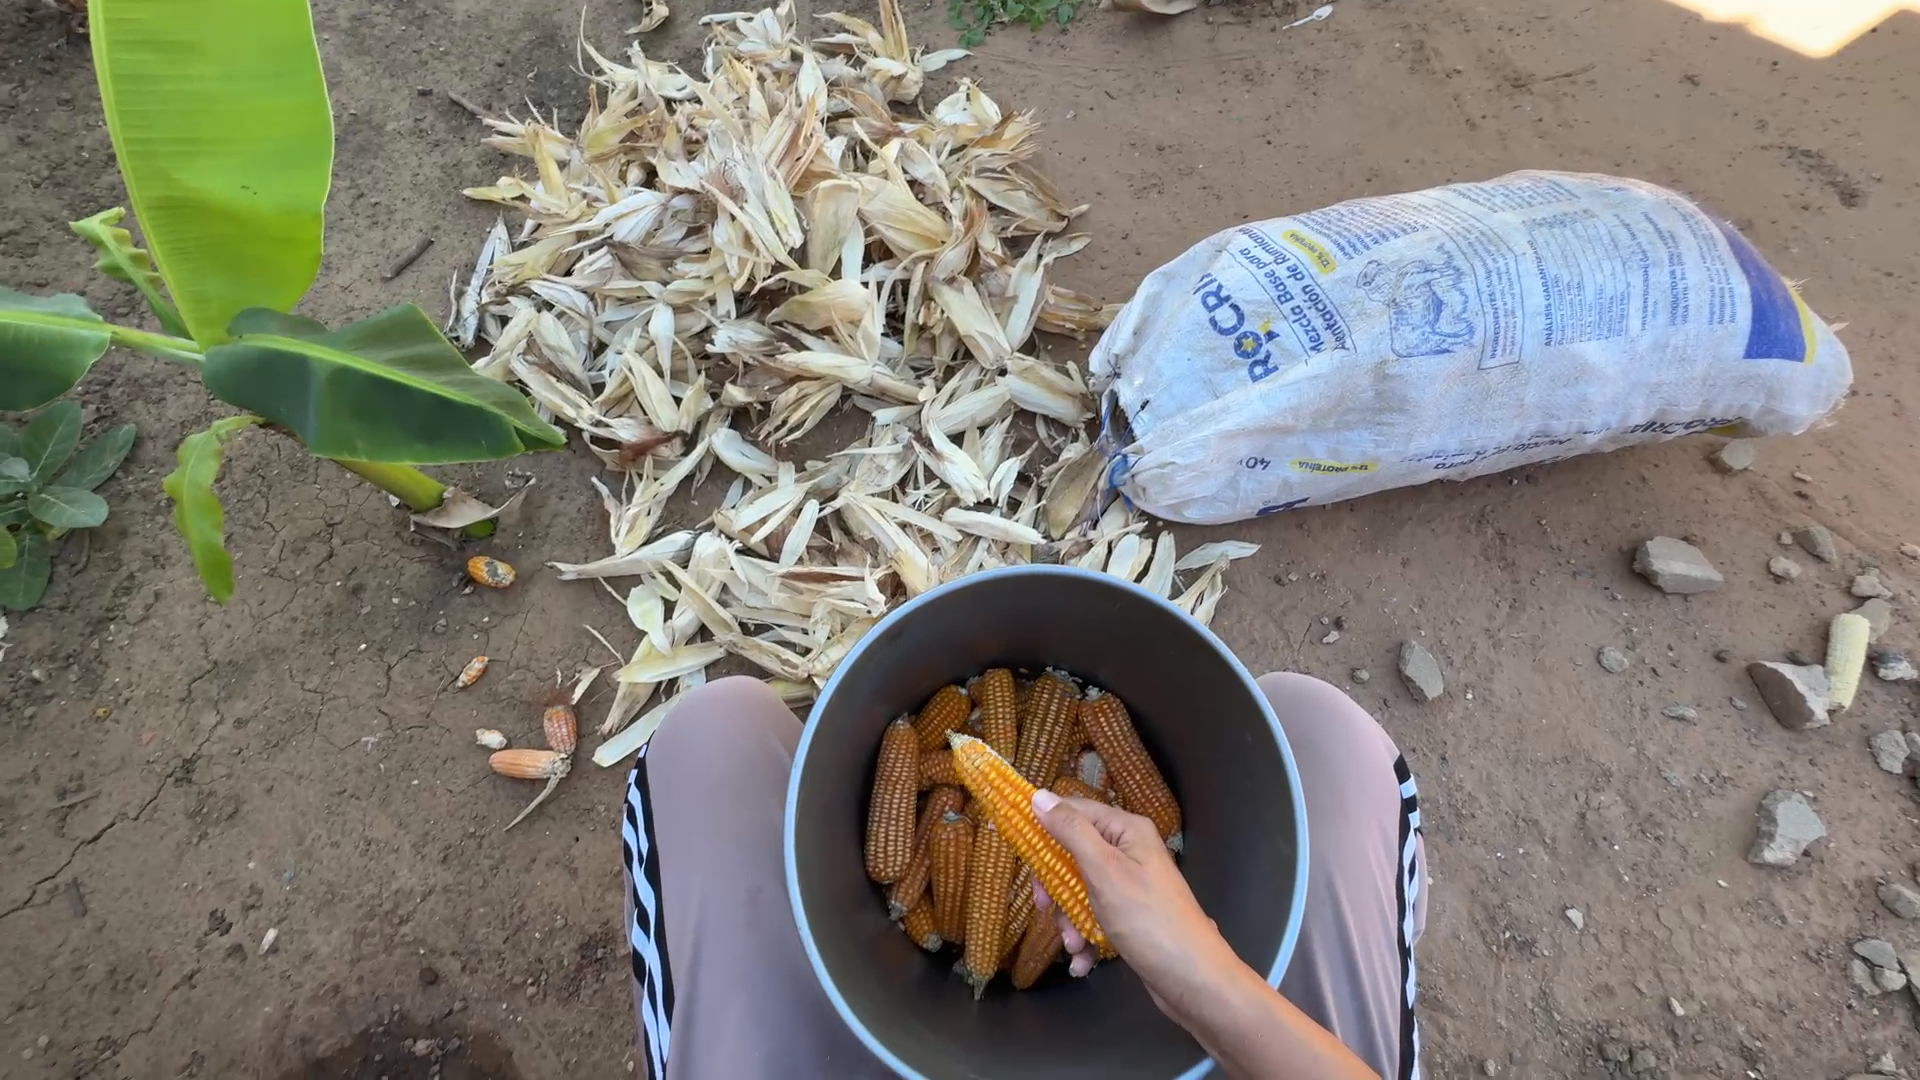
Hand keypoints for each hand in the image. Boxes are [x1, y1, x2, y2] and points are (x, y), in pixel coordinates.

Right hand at [1029, 789, 1241, 1017]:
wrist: (1194, 982)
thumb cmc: (1147, 919)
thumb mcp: (1103, 870)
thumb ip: (1071, 831)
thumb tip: (1039, 796)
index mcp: (1126, 830)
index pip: (1075, 810)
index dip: (1045, 826)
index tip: (1019, 847)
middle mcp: (1128, 850)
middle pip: (1073, 852)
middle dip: (1055, 884)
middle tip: (1042, 906)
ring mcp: (1130, 884)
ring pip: (1080, 887)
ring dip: (1069, 917)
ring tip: (1073, 944)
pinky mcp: (1130, 915)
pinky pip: (1095, 914)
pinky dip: (1085, 934)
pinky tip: (1083, 959)